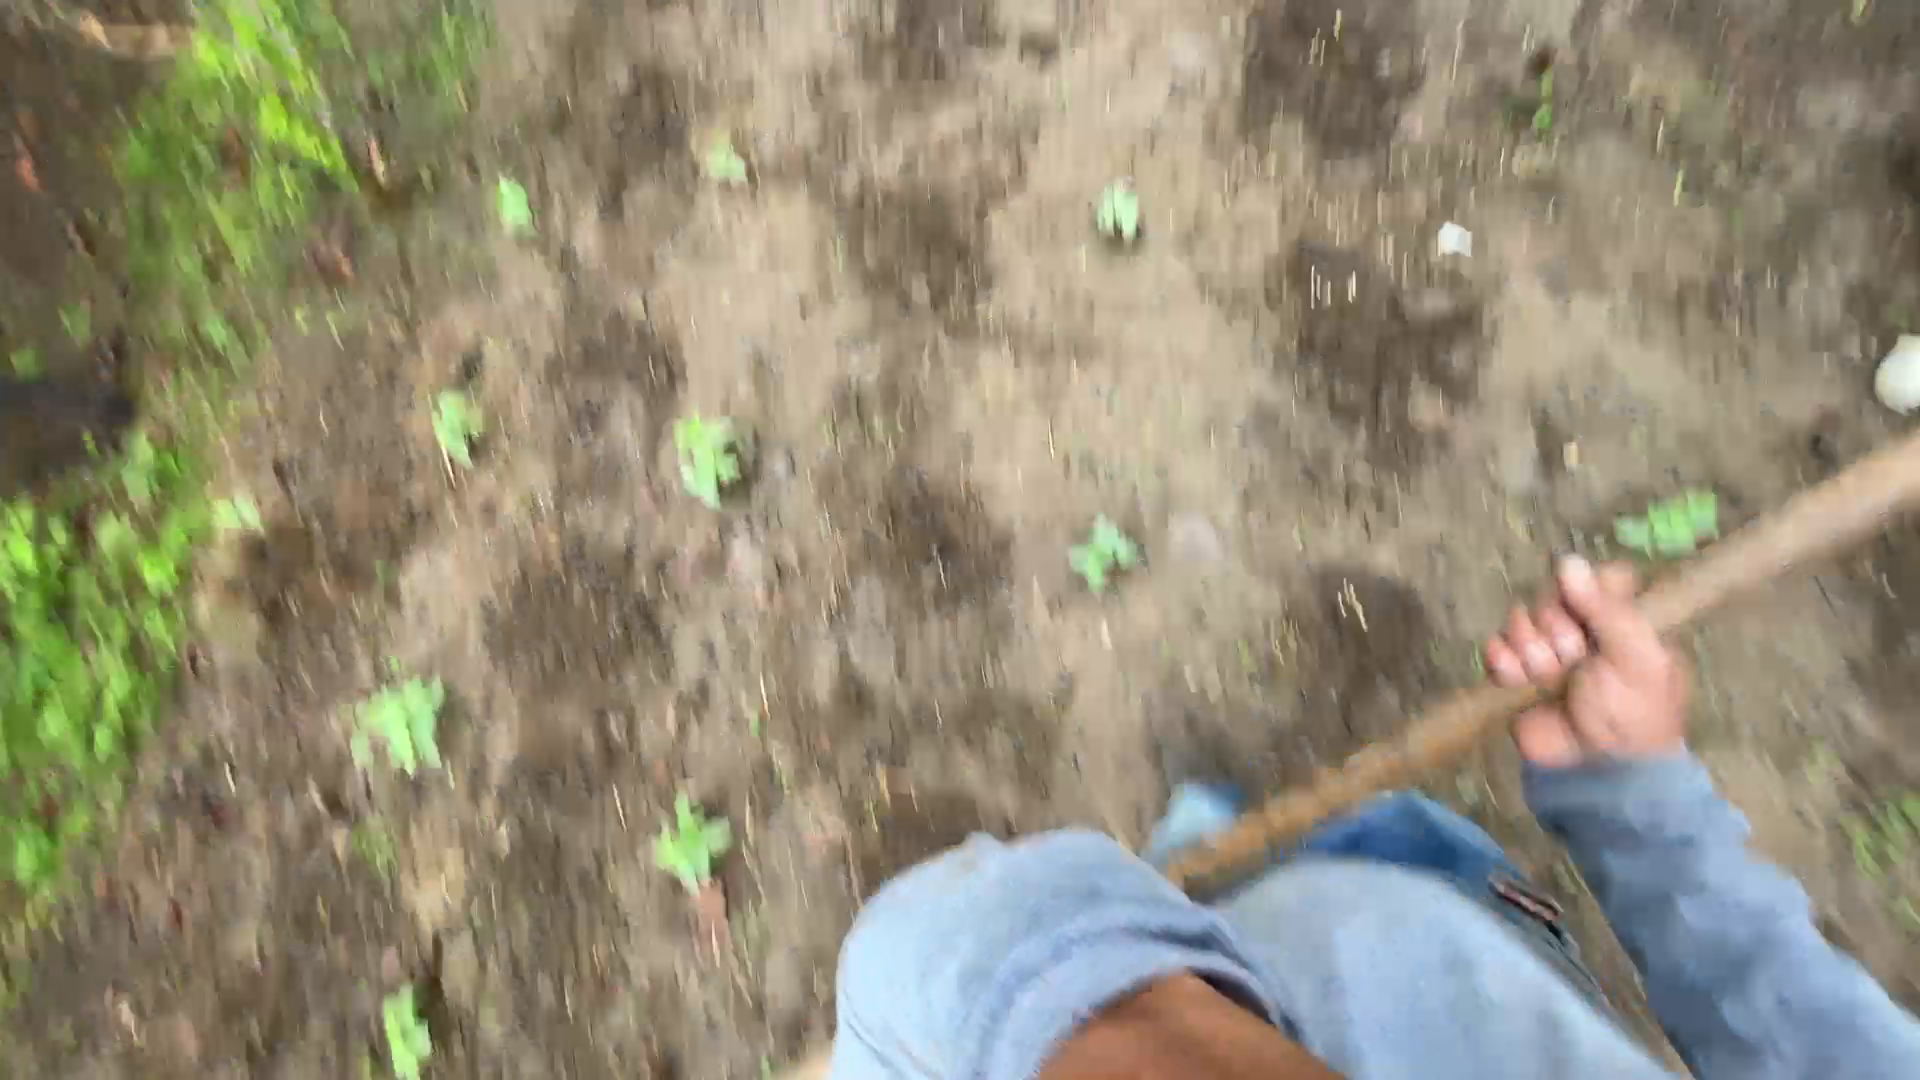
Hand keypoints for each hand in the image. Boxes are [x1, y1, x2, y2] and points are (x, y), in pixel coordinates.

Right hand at [1483, 557, 1689, 768]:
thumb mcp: (1637, 660)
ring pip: (1517, 622)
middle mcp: (1580, 631)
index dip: (1582, 590)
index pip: (1591, 580)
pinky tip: (1519, 681)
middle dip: (1554, 629)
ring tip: (1548, 678)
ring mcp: (1543, 652)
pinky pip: (1493, 648)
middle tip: (1574, 658)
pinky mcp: (1512, 672)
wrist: (1594, 768)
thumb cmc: (1631, 714)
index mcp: (1620, 624)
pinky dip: (1503, 664)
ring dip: (1530, 651)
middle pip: (1549, 599)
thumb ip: (1608, 609)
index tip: (1585, 609)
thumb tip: (1567, 560)